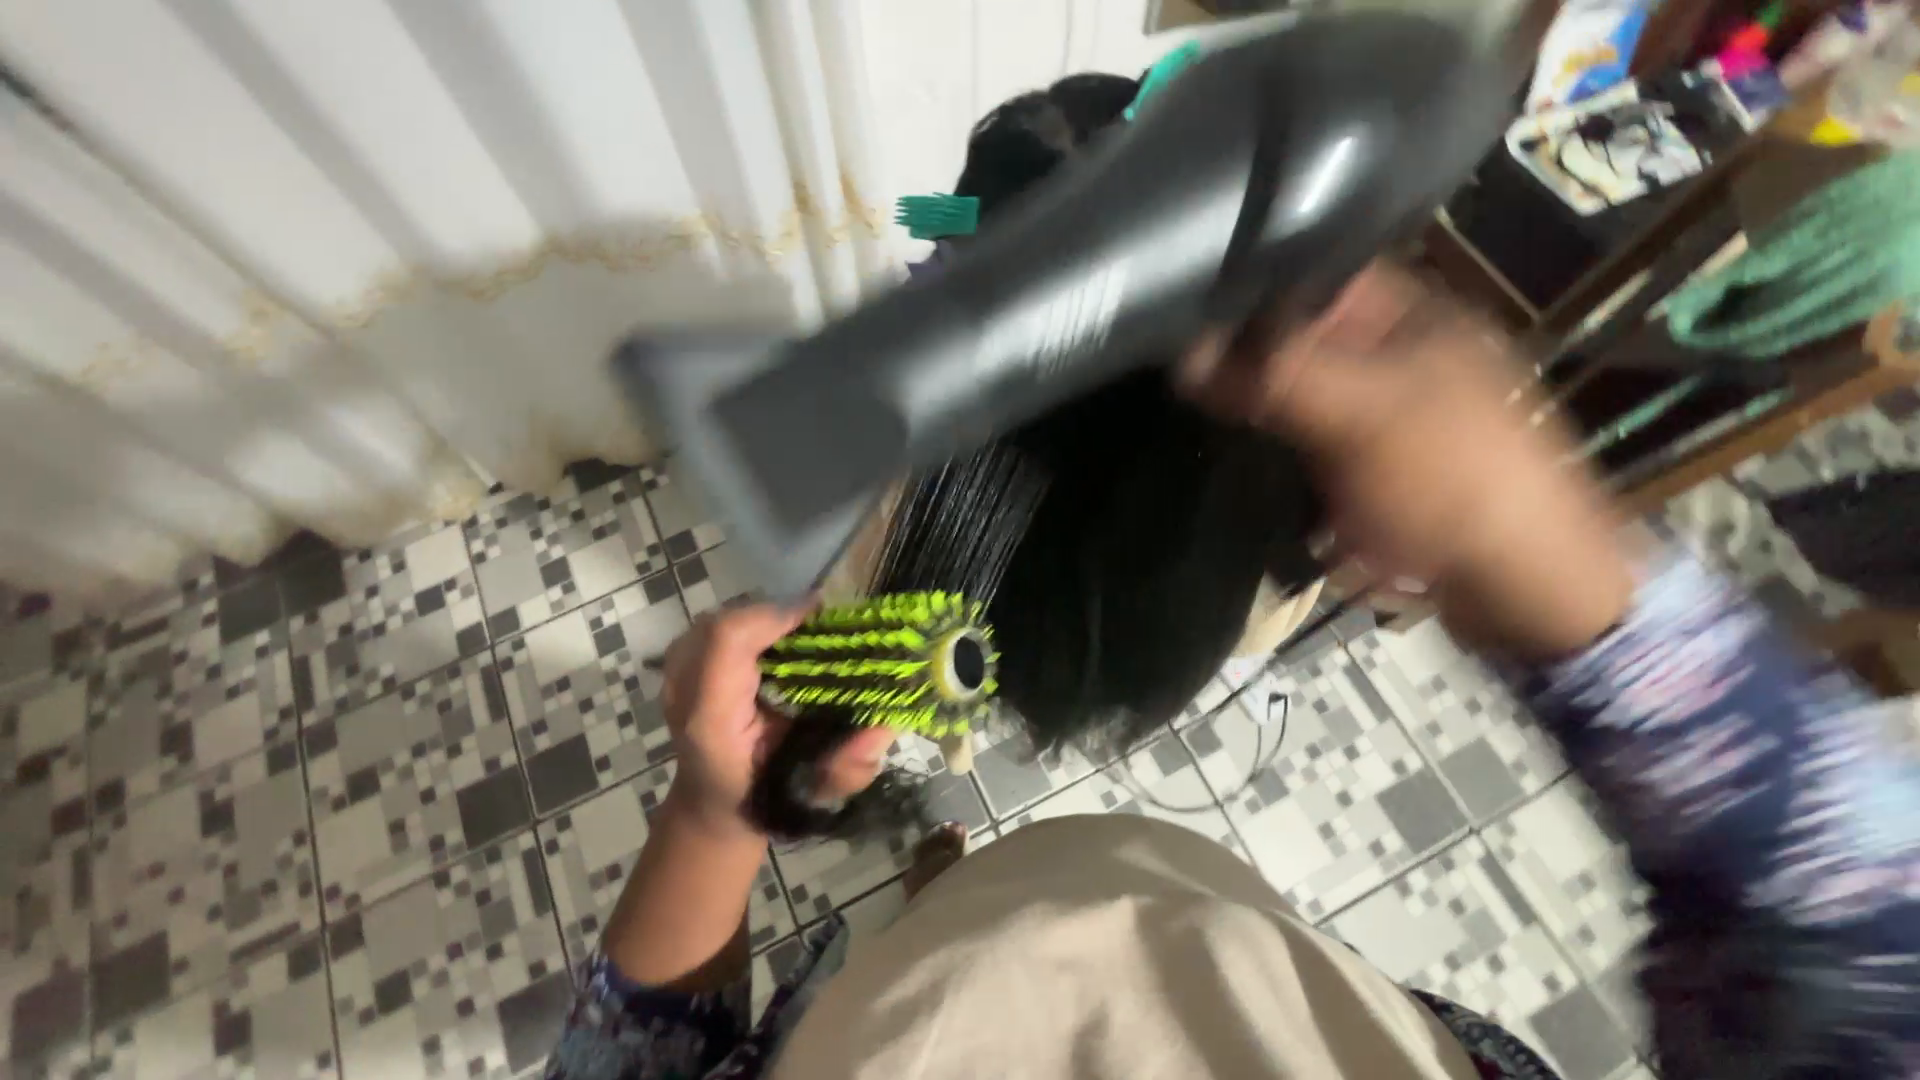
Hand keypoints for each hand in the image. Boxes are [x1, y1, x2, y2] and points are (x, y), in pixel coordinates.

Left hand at [659, 603, 898, 834]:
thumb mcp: (816, 794)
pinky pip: (715, 625)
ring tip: (797, 634)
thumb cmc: (767, 798)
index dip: (775, 616)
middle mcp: (685, 692)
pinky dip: (749, 626)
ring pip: (720, 618)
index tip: (821, 616)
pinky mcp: (679, 666)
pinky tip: (773, 643)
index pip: (728, 640)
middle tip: (818, 627)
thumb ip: (849, 768)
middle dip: (776, 616)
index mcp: (713, 723)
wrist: (715, 806)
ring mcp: (674, 676)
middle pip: (725, 621)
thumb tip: (884, 725)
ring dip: (762, 620)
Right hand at [1177, 264, 1635, 656]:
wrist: (1518, 585)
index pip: (1325, 281)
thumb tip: (1186, 354)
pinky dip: (1282, 444)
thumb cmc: (1452, 480)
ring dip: (1264, 403)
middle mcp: (1404, 357)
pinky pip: (1314, 439)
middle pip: (1309, 337)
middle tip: (1191, 369)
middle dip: (1253, 354)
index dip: (1262, 291)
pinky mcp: (1377, 465)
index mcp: (1420, 321)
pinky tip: (1252, 452)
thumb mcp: (1364, 415)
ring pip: (1307, 390)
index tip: (1197, 316)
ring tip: (1208, 408)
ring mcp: (1391, 414)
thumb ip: (1276, 376)